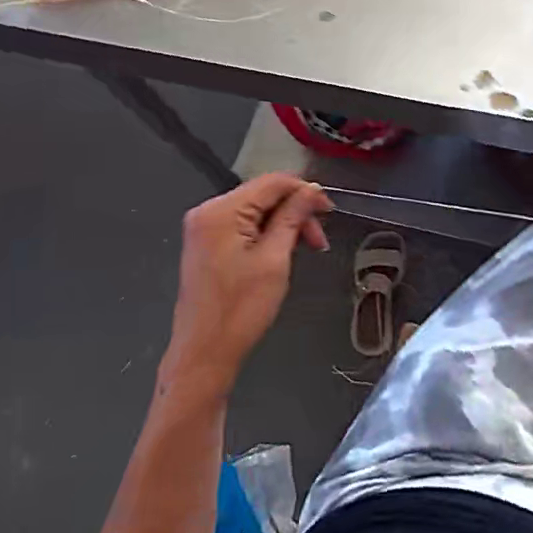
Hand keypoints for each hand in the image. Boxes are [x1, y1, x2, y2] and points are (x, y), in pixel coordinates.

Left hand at [163, 174, 333, 393]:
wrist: (204, 351)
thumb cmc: (240, 310)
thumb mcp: (274, 260)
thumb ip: (292, 218)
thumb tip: (311, 191)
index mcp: (220, 210)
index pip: (270, 182)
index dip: (304, 190)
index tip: (329, 210)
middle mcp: (206, 210)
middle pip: (261, 195)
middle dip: (294, 212)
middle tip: (318, 242)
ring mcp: (202, 227)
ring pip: (253, 210)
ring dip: (282, 225)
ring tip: (305, 250)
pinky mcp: (204, 243)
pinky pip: (240, 225)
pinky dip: (264, 234)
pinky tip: (281, 251)